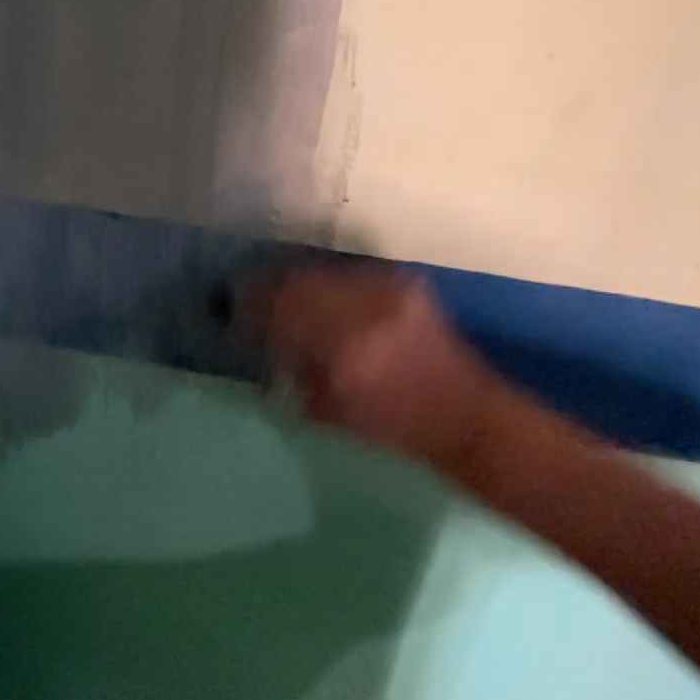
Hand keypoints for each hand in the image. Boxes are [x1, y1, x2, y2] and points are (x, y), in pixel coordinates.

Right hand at [256, 264, 524, 468]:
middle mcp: (366, 306)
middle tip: (253, 300)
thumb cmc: (394, 429)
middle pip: (298, 278)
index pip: (280, 306)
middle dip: (270, 287)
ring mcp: (389, 289)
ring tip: (289, 299)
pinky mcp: (405, 281)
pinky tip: (327, 300)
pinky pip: (352, 273)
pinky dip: (333, 284)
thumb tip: (264, 335)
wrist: (466, 418)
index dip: (249, 303)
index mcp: (344, 346)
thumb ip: (292, 367)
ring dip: (300, 282)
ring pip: (324, 270)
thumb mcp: (327, 410)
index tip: (233, 309)